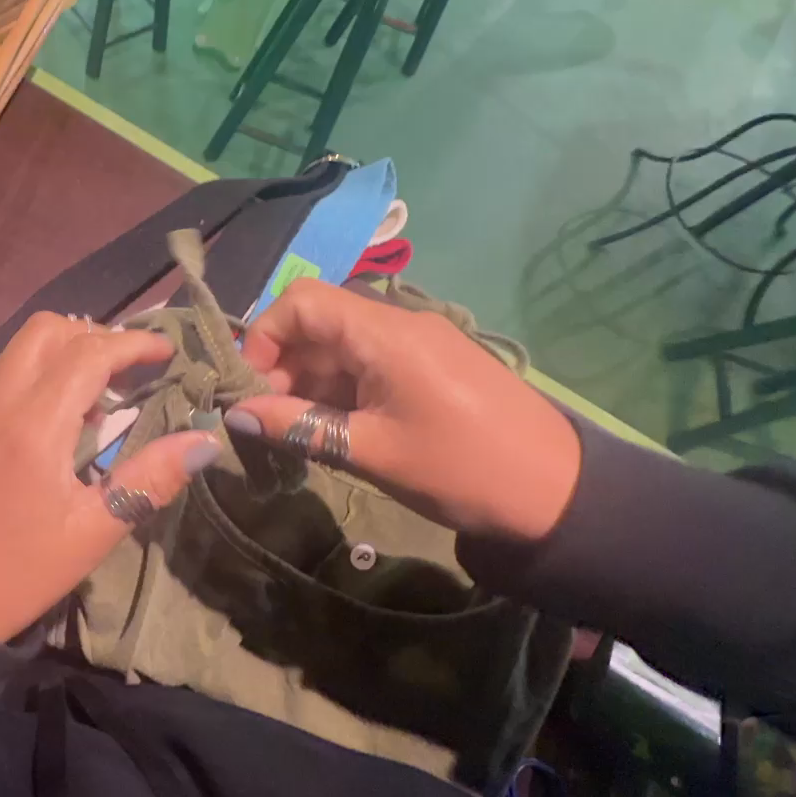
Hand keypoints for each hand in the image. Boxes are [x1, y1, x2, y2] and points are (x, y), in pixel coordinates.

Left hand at [0, 313, 221, 641]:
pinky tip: (51, 418)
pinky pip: (0, 373)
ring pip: (20, 347)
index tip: (167, 352)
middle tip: (130, 369)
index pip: (90, 352)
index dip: (134, 343)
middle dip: (96, 335)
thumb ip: (150, 479)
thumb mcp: (93, 533)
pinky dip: (35, 372)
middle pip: (48, 329)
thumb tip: (205, 441)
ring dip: (63, 351)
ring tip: (95, 396)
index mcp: (33, 423)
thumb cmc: (17, 571)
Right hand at [225, 279, 579, 543]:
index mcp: (385, 333)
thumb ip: (297, 426)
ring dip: (307, 380)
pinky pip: (365, 362)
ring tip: (296, 429)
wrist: (561, 495)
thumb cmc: (460, 468)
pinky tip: (331, 426)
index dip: (264, 335)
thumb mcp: (370, 451)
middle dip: (281, 364)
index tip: (250, 386)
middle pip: (317, 322)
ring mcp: (415, 343)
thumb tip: (234, 413)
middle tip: (268, 417)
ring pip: (338, 345)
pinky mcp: (427, 365)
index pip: (302, 301)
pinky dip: (338, 388)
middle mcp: (398, 324)